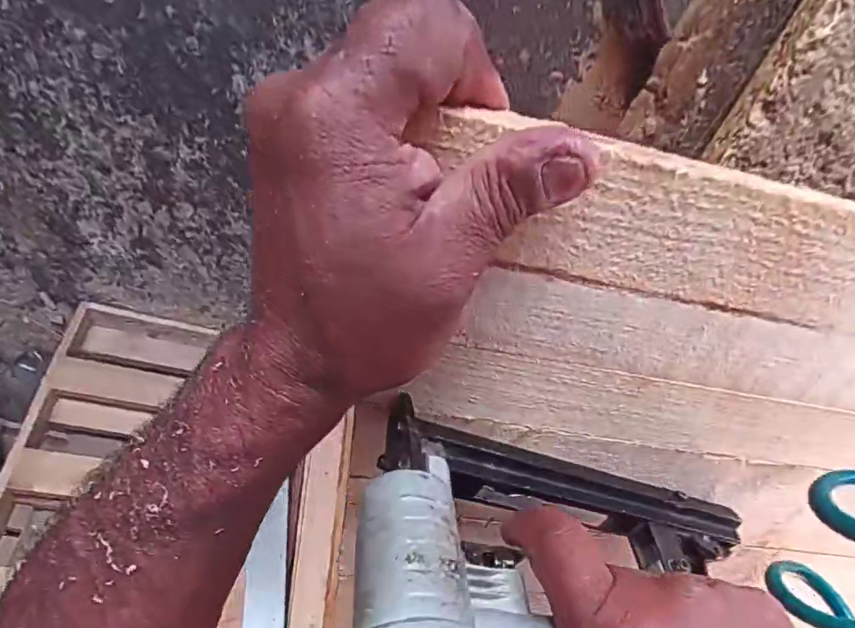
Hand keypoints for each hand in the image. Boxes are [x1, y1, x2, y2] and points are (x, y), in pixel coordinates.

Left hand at [241, 0, 600, 408]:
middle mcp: (296, 104)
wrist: (296, 367)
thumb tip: (571, 152)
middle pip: (400, 44)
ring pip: (377, 75)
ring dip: (416, 126)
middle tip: (454, 178)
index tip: (484, 139)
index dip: (474, 73)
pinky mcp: (284, 149)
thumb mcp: (447, 262)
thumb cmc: (354, 330)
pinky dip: (386, 142)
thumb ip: (507, 190)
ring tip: (419, 200)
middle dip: (446, 101)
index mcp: (335, 117)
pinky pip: (351, 109)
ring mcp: (282, 126)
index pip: (427, 26)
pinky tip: (391, 200)